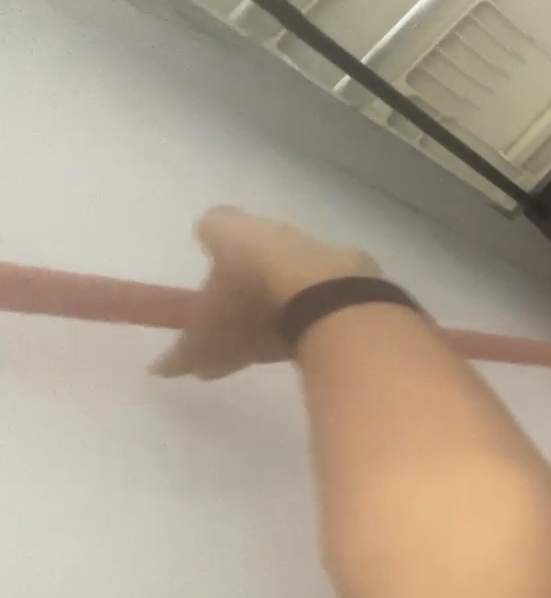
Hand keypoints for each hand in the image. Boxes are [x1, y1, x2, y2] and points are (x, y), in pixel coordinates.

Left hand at [151, 206, 378, 379]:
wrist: (342, 293)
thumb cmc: (268, 273)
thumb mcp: (228, 232)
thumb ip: (216, 230)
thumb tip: (220, 229)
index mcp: (210, 334)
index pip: (182, 358)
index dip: (170, 362)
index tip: (161, 368)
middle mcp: (249, 349)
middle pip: (230, 358)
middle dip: (223, 349)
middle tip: (219, 336)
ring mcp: (293, 345)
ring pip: (270, 341)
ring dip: (265, 328)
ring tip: (267, 302)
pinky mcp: (331, 334)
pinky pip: (307, 323)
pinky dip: (303, 312)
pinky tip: (307, 294)